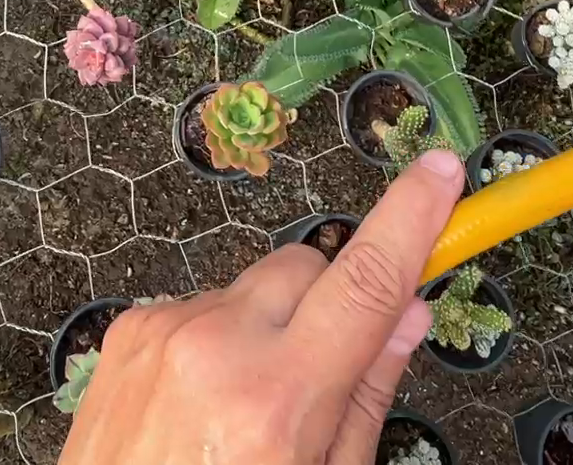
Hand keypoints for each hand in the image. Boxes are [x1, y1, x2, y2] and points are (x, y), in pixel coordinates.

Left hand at [58, 149, 464, 464]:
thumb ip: (366, 394)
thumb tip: (408, 309)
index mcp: (275, 401)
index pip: (365, 283)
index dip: (411, 219)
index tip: (441, 170)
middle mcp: (215, 345)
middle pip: (305, 266)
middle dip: (327, 301)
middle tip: (316, 370)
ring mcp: (165, 327)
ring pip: (254, 285)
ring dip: (267, 324)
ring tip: (241, 402)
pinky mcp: (131, 323)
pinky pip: (204, 303)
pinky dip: (218, 335)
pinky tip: (197, 398)